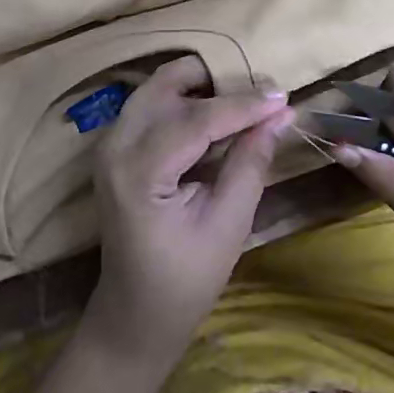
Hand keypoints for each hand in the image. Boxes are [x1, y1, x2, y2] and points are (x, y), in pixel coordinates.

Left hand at [87, 56, 291, 356]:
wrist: (134, 313)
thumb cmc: (185, 280)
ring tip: (243, 99)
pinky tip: (216, 112)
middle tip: (260, 91)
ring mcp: (110, 142)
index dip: (243, 104)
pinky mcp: (115, 145)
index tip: (284, 95)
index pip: (196, 119)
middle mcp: (115, 145)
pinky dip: (184, 98)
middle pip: (167, 85)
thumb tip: (281, 114)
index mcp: (139, 172)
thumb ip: (250, 163)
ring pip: (157, 87)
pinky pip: (151, 103)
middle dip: (216, 79)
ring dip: (199, 84)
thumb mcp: (228, 225)